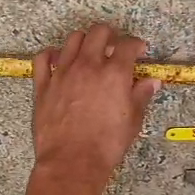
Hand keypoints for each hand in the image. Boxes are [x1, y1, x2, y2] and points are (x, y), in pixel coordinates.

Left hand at [30, 23, 158, 190]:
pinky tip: (58, 59)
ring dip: (84, 40)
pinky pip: (43, 58)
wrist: (72, 162)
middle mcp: (88, 66)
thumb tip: (151, 81)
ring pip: (72, 39)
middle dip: (110, 34)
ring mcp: (62, 72)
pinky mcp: (43, 84)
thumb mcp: (133, 121)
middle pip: (98, 32)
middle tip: (114, 44)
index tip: (138, 49)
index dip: (136, 44)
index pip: (127, 45)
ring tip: (89, 50)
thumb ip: (141, 96)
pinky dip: (51, 54)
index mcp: (114, 73)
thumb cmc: (106, 145)